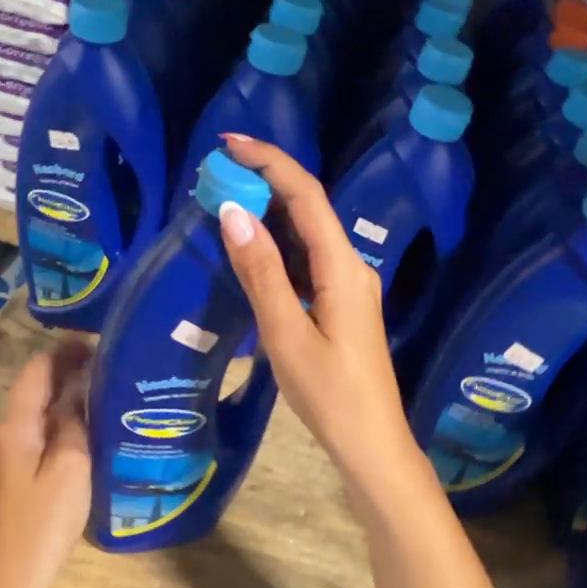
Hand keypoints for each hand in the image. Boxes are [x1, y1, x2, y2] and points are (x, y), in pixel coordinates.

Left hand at [0, 340, 91, 587]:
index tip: (97, 341)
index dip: (64, 351)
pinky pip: (33, 432)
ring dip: (61, 395)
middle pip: (32, 388)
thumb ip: (74, 424)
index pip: (36, 371)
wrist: (14, 577)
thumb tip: (77, 390)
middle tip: (106, 363)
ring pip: (33, 411)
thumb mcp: (71, 468)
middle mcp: (3, 434)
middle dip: (65, 370)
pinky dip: (56, 419)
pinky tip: (80, 425)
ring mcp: (2, 457)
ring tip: (99, 388)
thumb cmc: (46, 521)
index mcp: (16, 427)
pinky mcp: (10, 476)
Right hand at [214, 135, 420, 479]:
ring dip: (268, 213)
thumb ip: (262, 273)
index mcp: (342, 268)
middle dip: (265, 181)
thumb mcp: (286, 336)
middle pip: (308, 208)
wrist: (372, 444)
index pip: (307, 196)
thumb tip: (234, 211)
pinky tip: (249, 249)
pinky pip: (306, 260)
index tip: (228, 143)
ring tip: (223, 201)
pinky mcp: (340, 304)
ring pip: (307, 234)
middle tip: (214, 172)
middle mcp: (350, 266)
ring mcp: (348, 286)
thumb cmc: (330, 396)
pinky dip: (276, 246)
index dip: (270, 162)